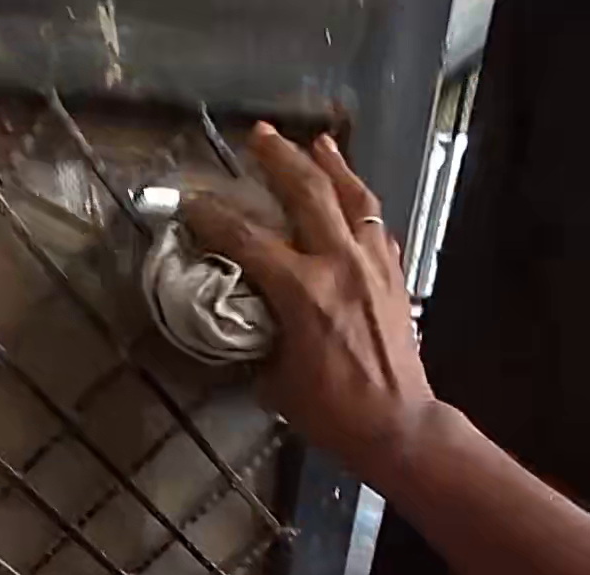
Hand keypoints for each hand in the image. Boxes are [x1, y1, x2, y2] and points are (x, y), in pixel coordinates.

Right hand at [183, 123, 435, 485]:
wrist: (396, 423)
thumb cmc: (331, 411)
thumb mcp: (278, 382)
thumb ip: (260, 347)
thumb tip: (248, 332)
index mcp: (302, 292)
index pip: (247, 241)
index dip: (214, 218)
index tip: (193, 202)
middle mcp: (339, 263)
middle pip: (307, 192)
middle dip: (279, 158)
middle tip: (259, 136)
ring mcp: (373, 264)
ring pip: (353, 196)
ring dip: (331, 165)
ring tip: (316, 144)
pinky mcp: (395, 274)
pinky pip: (377, 225)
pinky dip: (361, 205)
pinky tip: (353, 199)